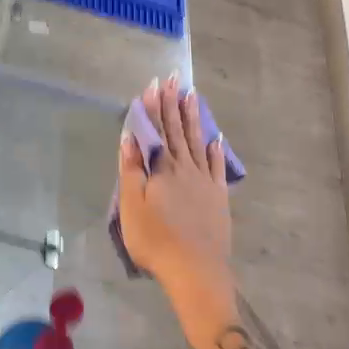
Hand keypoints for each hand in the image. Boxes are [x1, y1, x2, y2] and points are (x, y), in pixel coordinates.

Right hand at [117, 76, 233, 291]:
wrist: (196, 270)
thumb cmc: (155, 240)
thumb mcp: (132, 206)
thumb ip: (132, 170)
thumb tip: (130, 137)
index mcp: (163, 169)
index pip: (157, 130)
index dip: (154, 107)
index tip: (154, 83)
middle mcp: (186, 168)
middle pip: (178, 131)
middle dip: (174, 104)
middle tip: (175, 78)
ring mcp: (205, 182)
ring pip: (198, 142)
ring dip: (193, 119)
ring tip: (192, 96)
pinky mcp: (218, 197)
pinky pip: (217, 166)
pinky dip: (215, 150)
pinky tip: (216, 138)